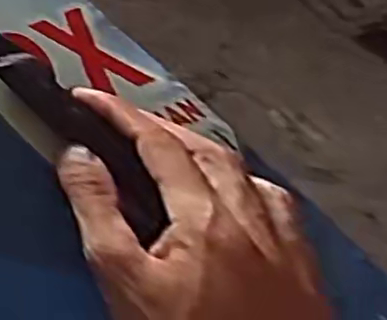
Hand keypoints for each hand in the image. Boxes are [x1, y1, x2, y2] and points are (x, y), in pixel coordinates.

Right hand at [56, 89, 330, 319]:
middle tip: (119, 117)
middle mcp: (257, 232)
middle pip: (211, 154)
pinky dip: (246, 189)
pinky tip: (228, 200)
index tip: (85, 98)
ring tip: (170, 150)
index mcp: (208, 222)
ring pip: (254, 181)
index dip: (118, 112)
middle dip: (159, 126)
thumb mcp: (118, 272)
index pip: (159, 144)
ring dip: (205, 154)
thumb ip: (94, 205)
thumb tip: (77, 153)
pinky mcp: (309, 287)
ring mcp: (291, 260)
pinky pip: (282, 216)